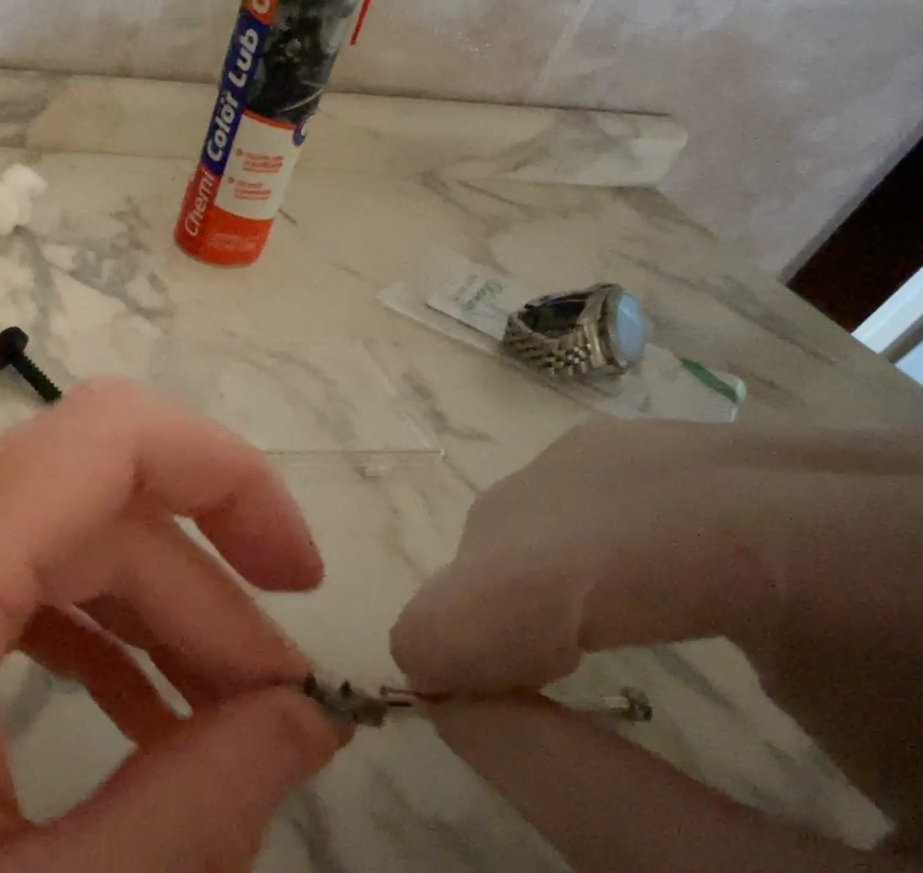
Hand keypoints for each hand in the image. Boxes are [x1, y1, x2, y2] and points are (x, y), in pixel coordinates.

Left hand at [0, 380, 343, 871]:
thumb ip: (193, 812)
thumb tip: (300, 722)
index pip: (106, 438)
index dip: (228, 478)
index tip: (302, 578)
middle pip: (86, 505)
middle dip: (200, 592)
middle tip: (278, 710)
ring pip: (46, 537)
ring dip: (145, 613)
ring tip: (222, 720)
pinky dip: (76, 627)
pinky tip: (132, 709)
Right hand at [392, 418, 922, 871]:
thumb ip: (640, 828)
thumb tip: (455, 708)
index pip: (705, 526)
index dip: (531, 580)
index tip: (417, 664)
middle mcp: (918, 492)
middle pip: (642, 472)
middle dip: (511, 566)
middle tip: (455, 672)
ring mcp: (875, 482)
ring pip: (634, 462)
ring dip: (530, 550)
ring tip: (498, 647)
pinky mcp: (828, 505)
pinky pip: (658, 484)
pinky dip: (574, 546)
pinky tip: (564, 618)